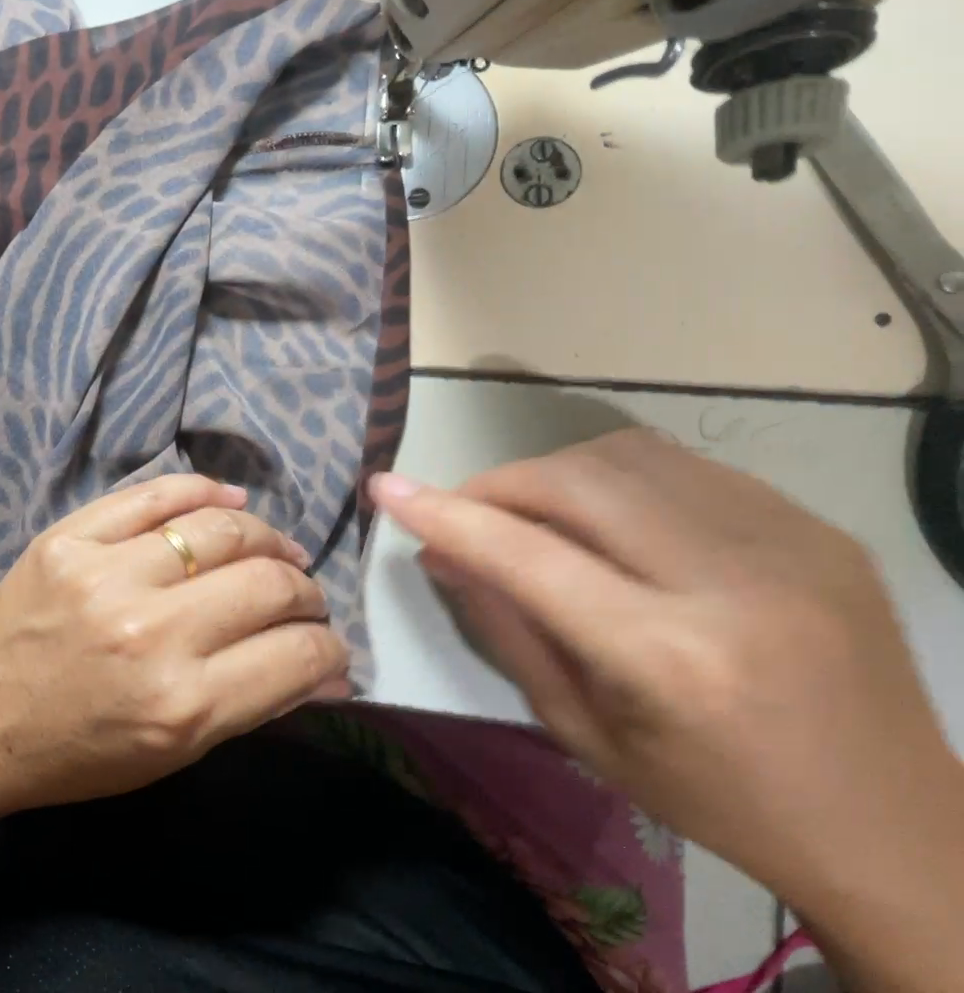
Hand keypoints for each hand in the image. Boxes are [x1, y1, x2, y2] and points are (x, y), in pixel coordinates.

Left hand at [0, 474, 349, 821]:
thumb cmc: (74, 754)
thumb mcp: (171, 756)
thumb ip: (249, 705)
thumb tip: (324, 665)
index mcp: (182, 705)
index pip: (298, 654)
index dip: (330, 648)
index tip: (326, 646)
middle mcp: (151, 633)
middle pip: (270, 582)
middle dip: (304, 590)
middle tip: (300, 597)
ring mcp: (104, 575)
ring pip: (222, 528)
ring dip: (264, 537)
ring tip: (271, 550)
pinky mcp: (66, 539)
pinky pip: (152, 495)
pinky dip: (201, 491)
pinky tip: (227, 500)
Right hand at [369, 429, 957, 900]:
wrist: (895, 824)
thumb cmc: (711, 797)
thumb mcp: (582, 730)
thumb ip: (505, 630)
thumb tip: (439, 554)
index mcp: (668, 657)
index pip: (527, 555)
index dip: (446, 514)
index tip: (385, 487)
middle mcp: (734, 583)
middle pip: (578, 482)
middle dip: (498, 484)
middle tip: (461, 512)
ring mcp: (790, 545)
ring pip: (630, 457)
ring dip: (554, 473)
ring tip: (528, 513)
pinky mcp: (819, 530)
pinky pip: (686, 470)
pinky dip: (618, 480)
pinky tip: (606, 520)